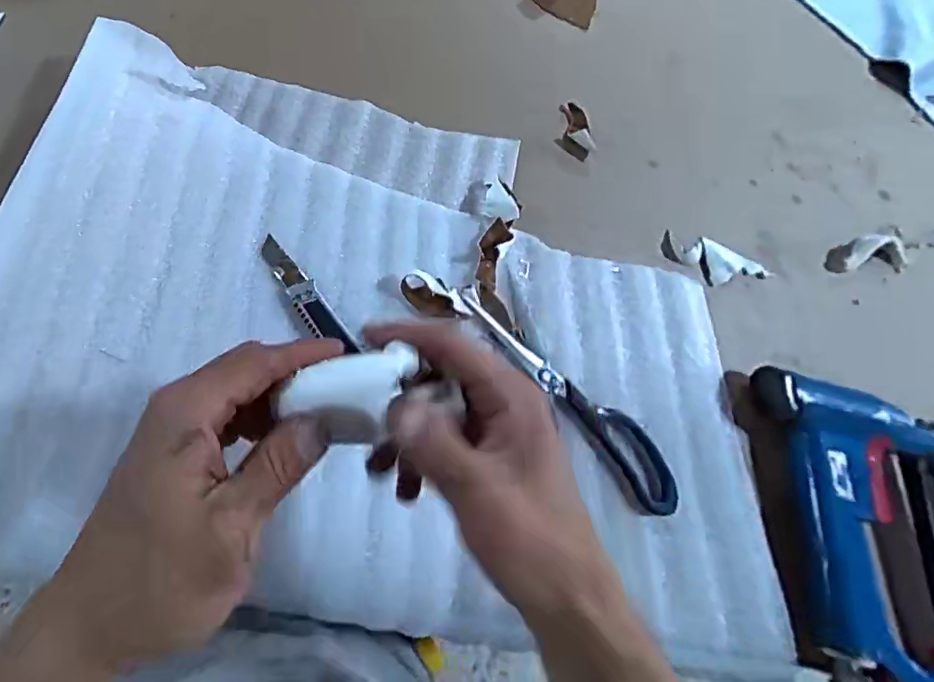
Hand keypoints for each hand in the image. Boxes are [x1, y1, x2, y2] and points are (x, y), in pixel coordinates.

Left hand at [0, 338, 341, 681]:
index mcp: (185, 412)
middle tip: (340, 388)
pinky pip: (222, 415)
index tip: (344, 355)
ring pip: (234, 391)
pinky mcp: (170, 450)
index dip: (301, 354)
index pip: (254, 362)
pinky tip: (280, 440)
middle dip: (293, 374)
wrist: (88, 626)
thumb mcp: (231, 528)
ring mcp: (169, 427)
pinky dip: (256, 418)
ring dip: (276, 397)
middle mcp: (175, 406)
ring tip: (320, 412)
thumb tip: (321, 419)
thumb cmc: (159, 581)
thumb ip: (278, 466)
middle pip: (243, 369)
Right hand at [364, 322, 672, 681]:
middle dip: (402, 396)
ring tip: (379, 466)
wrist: (568, 598)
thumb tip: (393, 404)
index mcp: (511, 394)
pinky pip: (446, 438)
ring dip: (407, 433)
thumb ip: (433, 443)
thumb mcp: (477, 489)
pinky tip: (406, 488)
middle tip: (366, 415)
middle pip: (442, 375)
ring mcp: (498, 428)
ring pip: (439, 409)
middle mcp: (504, 400)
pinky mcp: (490, 455)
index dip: (409, 335)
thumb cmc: (530, 539)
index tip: (367, 338)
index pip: (454, 345)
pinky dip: (422, 455)